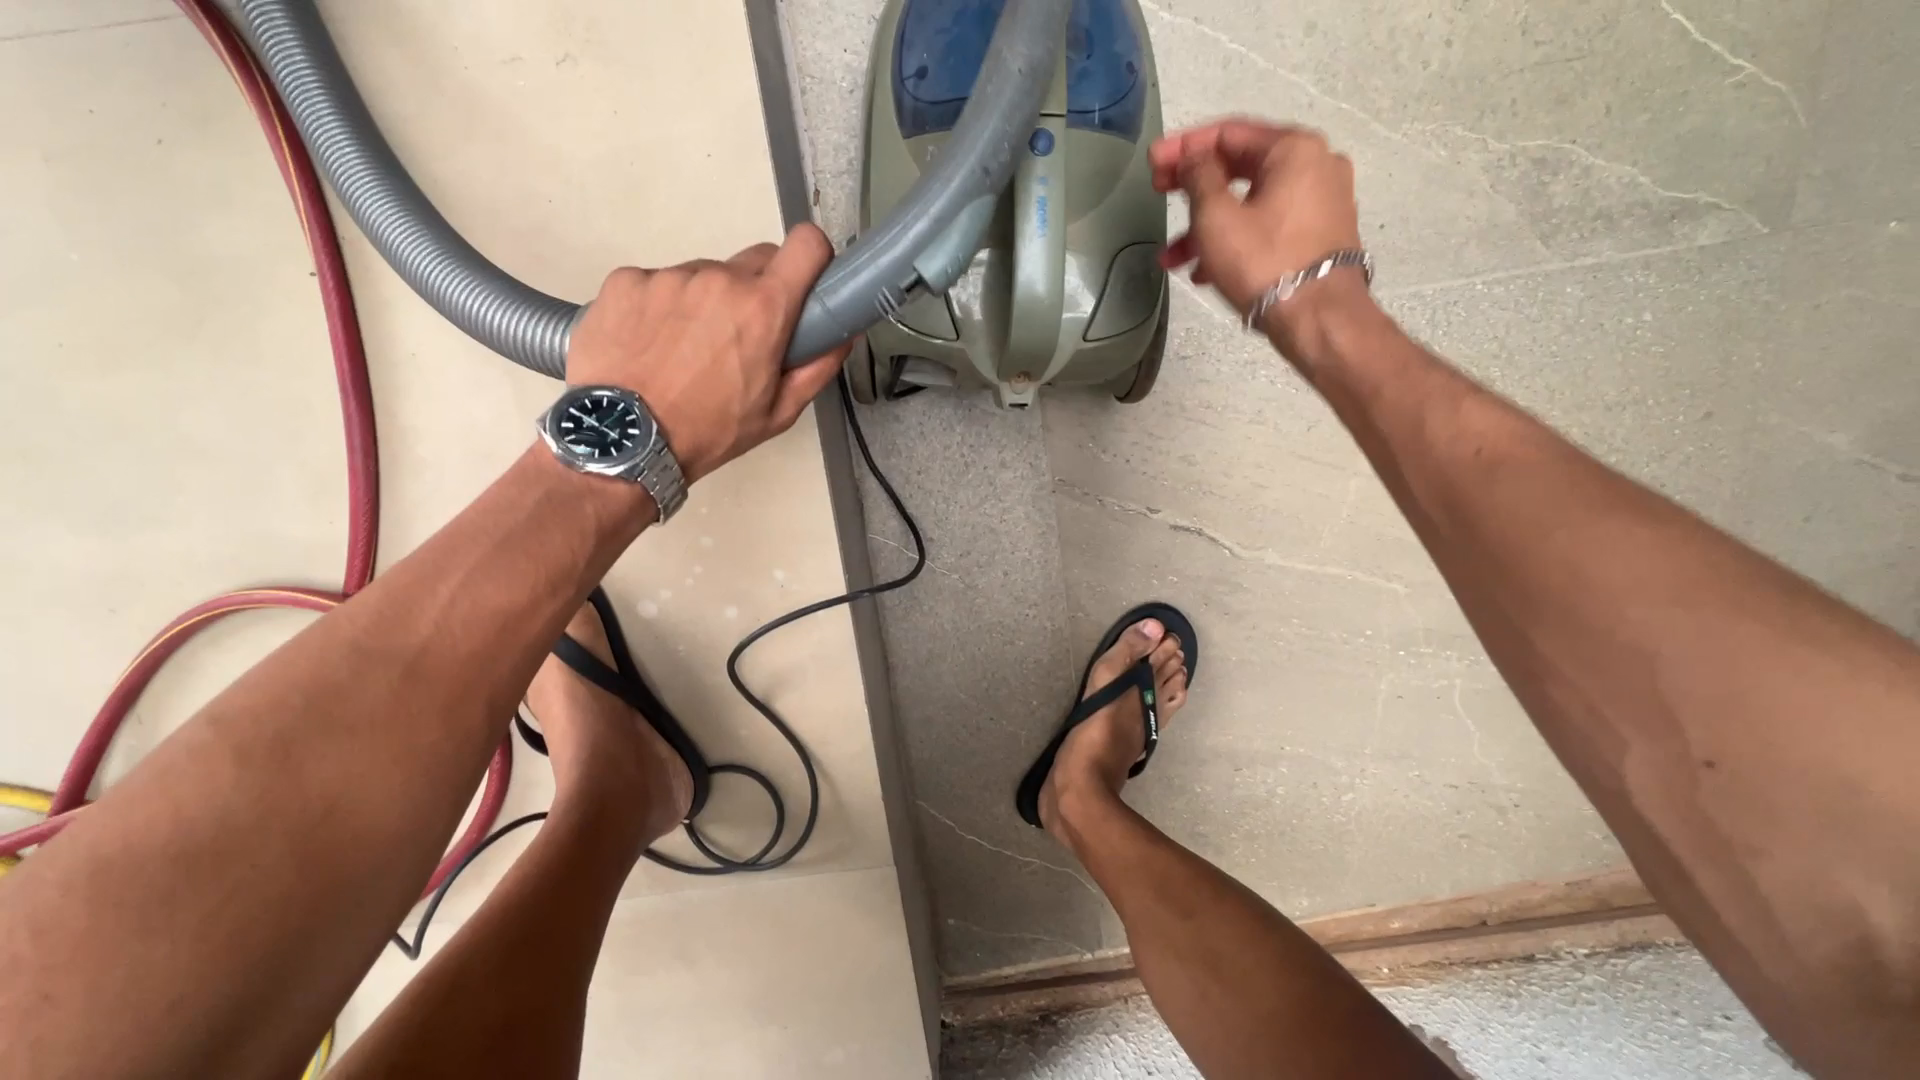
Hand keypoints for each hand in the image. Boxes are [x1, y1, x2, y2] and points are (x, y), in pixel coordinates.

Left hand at [564, 225, 850, 483]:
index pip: (807, 244)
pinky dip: (658, 308)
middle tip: (738, 339)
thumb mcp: (778, 414)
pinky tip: (647, 347)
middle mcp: (718, 278)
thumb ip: (818, 367)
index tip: (803, 283)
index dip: (812, 258)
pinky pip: (655, 284)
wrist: (623, 441)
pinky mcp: (624, 281)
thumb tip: (845, 333)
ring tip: (682, 353)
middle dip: (755, 292)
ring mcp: (668, 276)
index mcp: (764, 307)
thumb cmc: (709, 432)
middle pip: (752, 263)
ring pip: (701, 277)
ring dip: (703, 303)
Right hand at [1150, 119, 1372, 356]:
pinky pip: (1268, 225)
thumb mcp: (1216, 216)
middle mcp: (1316, 165)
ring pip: (1251, 203)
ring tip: (1172, 256)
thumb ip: (1198, 177)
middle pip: (1240, 167)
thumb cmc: (1264, 262)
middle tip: (1159, 195)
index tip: (1151, 163)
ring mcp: (1323, 201)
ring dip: (1207, 225)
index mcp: (1294, 149)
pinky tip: (1204, 270)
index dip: (1183, 146)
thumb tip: (1193, 158)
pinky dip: (1234, 239)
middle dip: (1193, 188)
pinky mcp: (1321, 236)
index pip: (1228, 133)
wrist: (1319, 319)